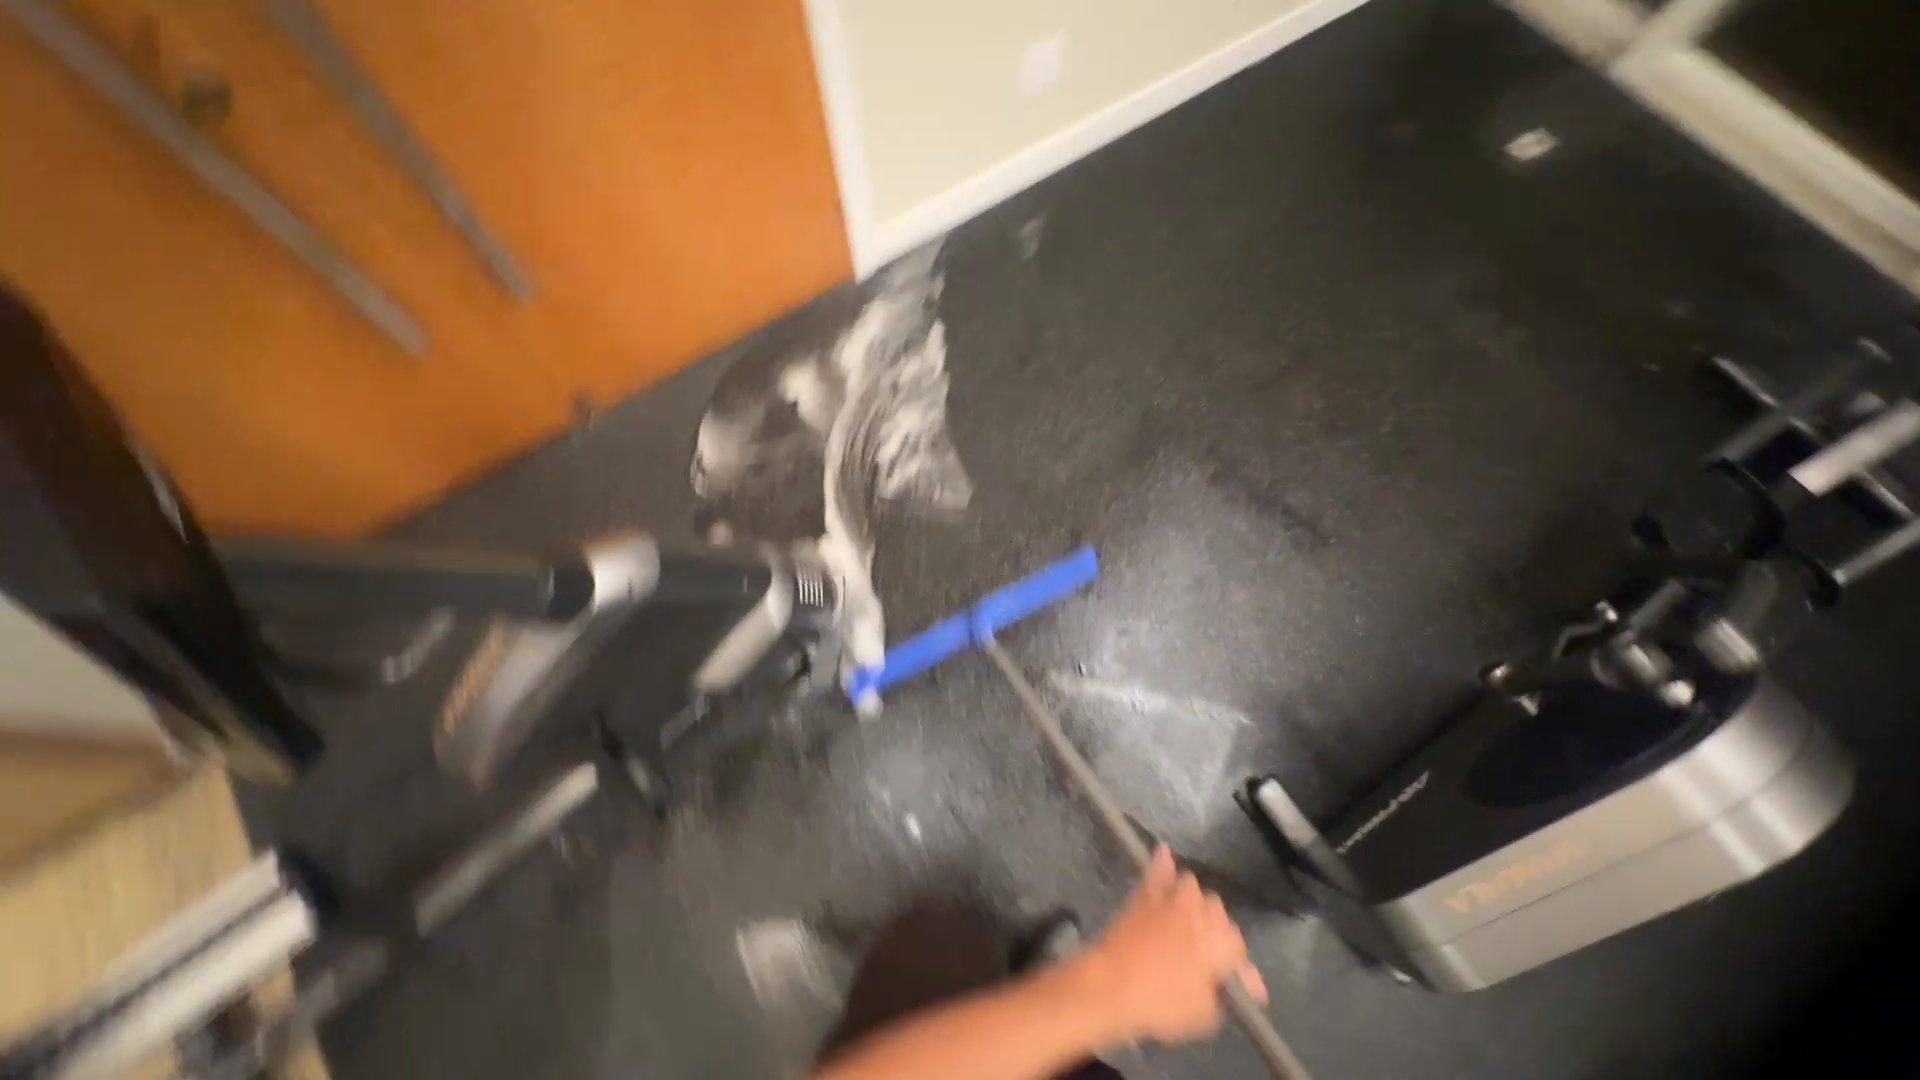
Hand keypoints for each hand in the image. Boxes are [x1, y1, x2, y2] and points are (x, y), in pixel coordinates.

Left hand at [1066, 846, 1267, 1044]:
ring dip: (1194, 902)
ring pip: (1192, 888)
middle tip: (1208, 955)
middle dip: (1217, 932)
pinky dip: (1163, 864)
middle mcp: (1200, 912)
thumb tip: (1228, 988)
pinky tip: (1164, 854)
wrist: (1111, 983)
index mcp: (1220, 942)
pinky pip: (1157, 870)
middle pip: (1218, 913)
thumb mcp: (1203, 1014)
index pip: (1240, 950)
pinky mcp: (1144, 894)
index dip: (1242, 972)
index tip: (1244, 991)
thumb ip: (1222, 996)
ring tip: (1189, 921)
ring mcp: (1170, 898)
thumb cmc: (1161, 1003)